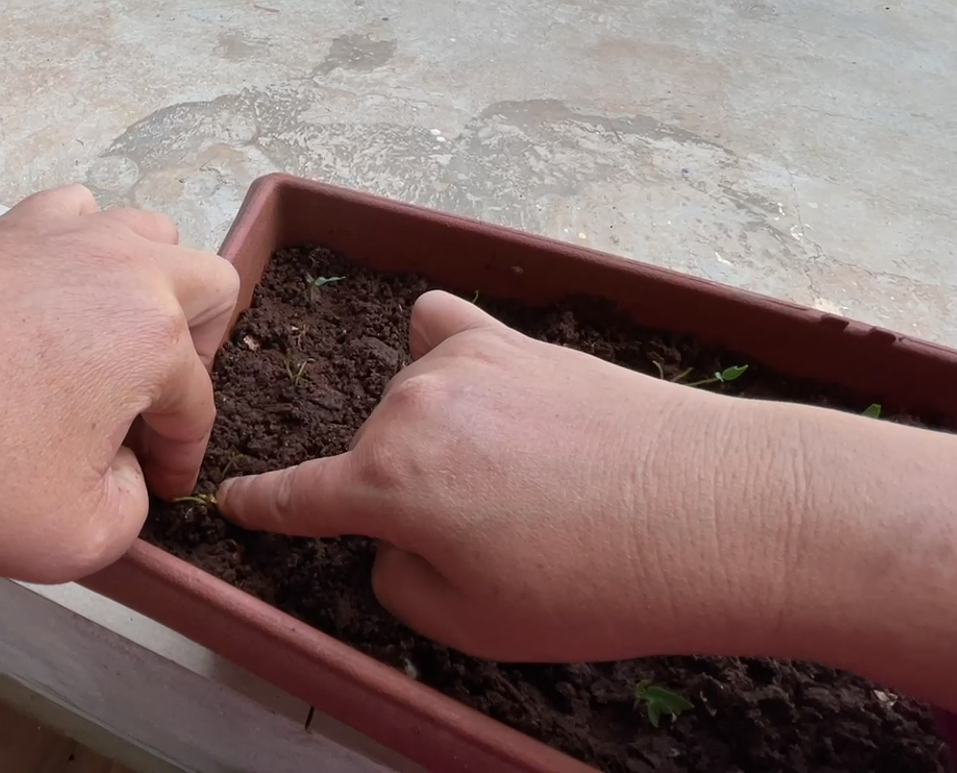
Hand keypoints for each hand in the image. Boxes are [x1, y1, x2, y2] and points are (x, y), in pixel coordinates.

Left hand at [0, 185, 238, 582]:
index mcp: (155, 337)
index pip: (195, 403)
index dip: (183, 454)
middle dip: (199, 348)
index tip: (160, 485)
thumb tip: (122, 467)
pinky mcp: (1, 226)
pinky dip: (80, 248)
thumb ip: (132, 505)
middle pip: (211, 286)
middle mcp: (124, 269)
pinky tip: (50, 289)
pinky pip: (71, 216)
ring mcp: (61, 237)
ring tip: (110, 338)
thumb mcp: (76, 535)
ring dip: (150, 287)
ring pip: (148, 234)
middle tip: (152, 399)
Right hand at [215, 290, 782, 661]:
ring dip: (429, 437)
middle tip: (485, 535)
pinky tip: (476, 374)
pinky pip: (440, 328)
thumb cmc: (600, 584)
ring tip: (505, 468)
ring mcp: (457, 361)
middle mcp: (407, 407)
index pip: (297, 496)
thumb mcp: (476, 627)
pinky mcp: (506, 336)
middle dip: (401, 497)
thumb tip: (394, 535)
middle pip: (371, 458)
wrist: (724, 509)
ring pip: (405, 401)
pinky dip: (441, 352)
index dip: (260, 506)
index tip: (232, 500)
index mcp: (389, 482)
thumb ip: (401, 580)